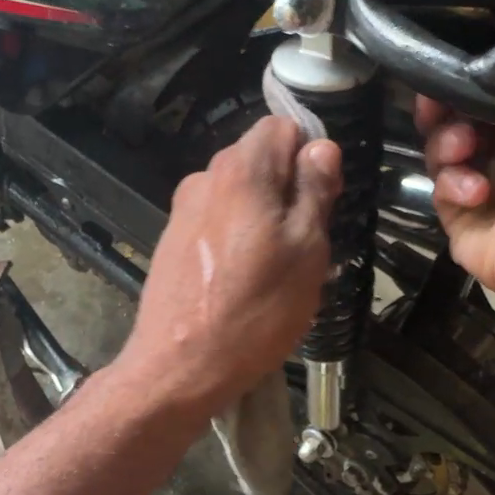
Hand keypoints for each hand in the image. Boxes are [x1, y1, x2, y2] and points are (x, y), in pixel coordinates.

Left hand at [115, 116, 341, 418]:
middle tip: (304, 250)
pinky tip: (242, 290)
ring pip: (239, 201)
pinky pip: (217, 230)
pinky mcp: (171, 247)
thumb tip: (321, 147)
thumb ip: (315, 193)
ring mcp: (183, 213)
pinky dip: (236, 248)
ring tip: (274, 278)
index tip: (323, 205)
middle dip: (288, 196)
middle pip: (260, 164)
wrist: (179, 368)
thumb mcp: (306, 252)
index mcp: (242, 170)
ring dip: (263, 226)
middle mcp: (205, 179)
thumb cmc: (254, 312)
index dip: (311, 160)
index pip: (284, 126)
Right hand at [415, 97, 494, 299]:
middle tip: (435, 106)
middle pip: (450, 126)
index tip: (440, 81)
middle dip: (441, 113)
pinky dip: (455, 185)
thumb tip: (470, 73)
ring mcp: (477, 192)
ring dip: (446, 144)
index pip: (478, 103)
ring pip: (440, 158)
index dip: (456, 90)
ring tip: (465, 147)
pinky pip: (442, 194)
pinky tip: (478, 191)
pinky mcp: (461, 224)